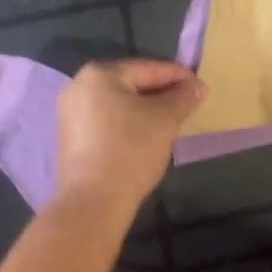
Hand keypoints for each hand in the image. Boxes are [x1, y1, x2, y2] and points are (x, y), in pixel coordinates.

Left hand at [55, 59, 205, 211]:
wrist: (93, 202)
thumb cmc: (130, 149)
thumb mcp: (165, 119)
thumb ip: (183, 97)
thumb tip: (198, 86)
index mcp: (100, 73)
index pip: (148, 68)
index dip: (178, 76)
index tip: (200, 86)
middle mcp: (79, 86)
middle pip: (132, 84)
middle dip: (162, 93)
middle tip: (188, 104)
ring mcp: (71, 113)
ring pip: (120, 104)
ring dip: (146, 110)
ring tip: (171, 121)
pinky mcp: (71, 138)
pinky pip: (108, 121)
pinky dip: (128, 124)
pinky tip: (146, 137)